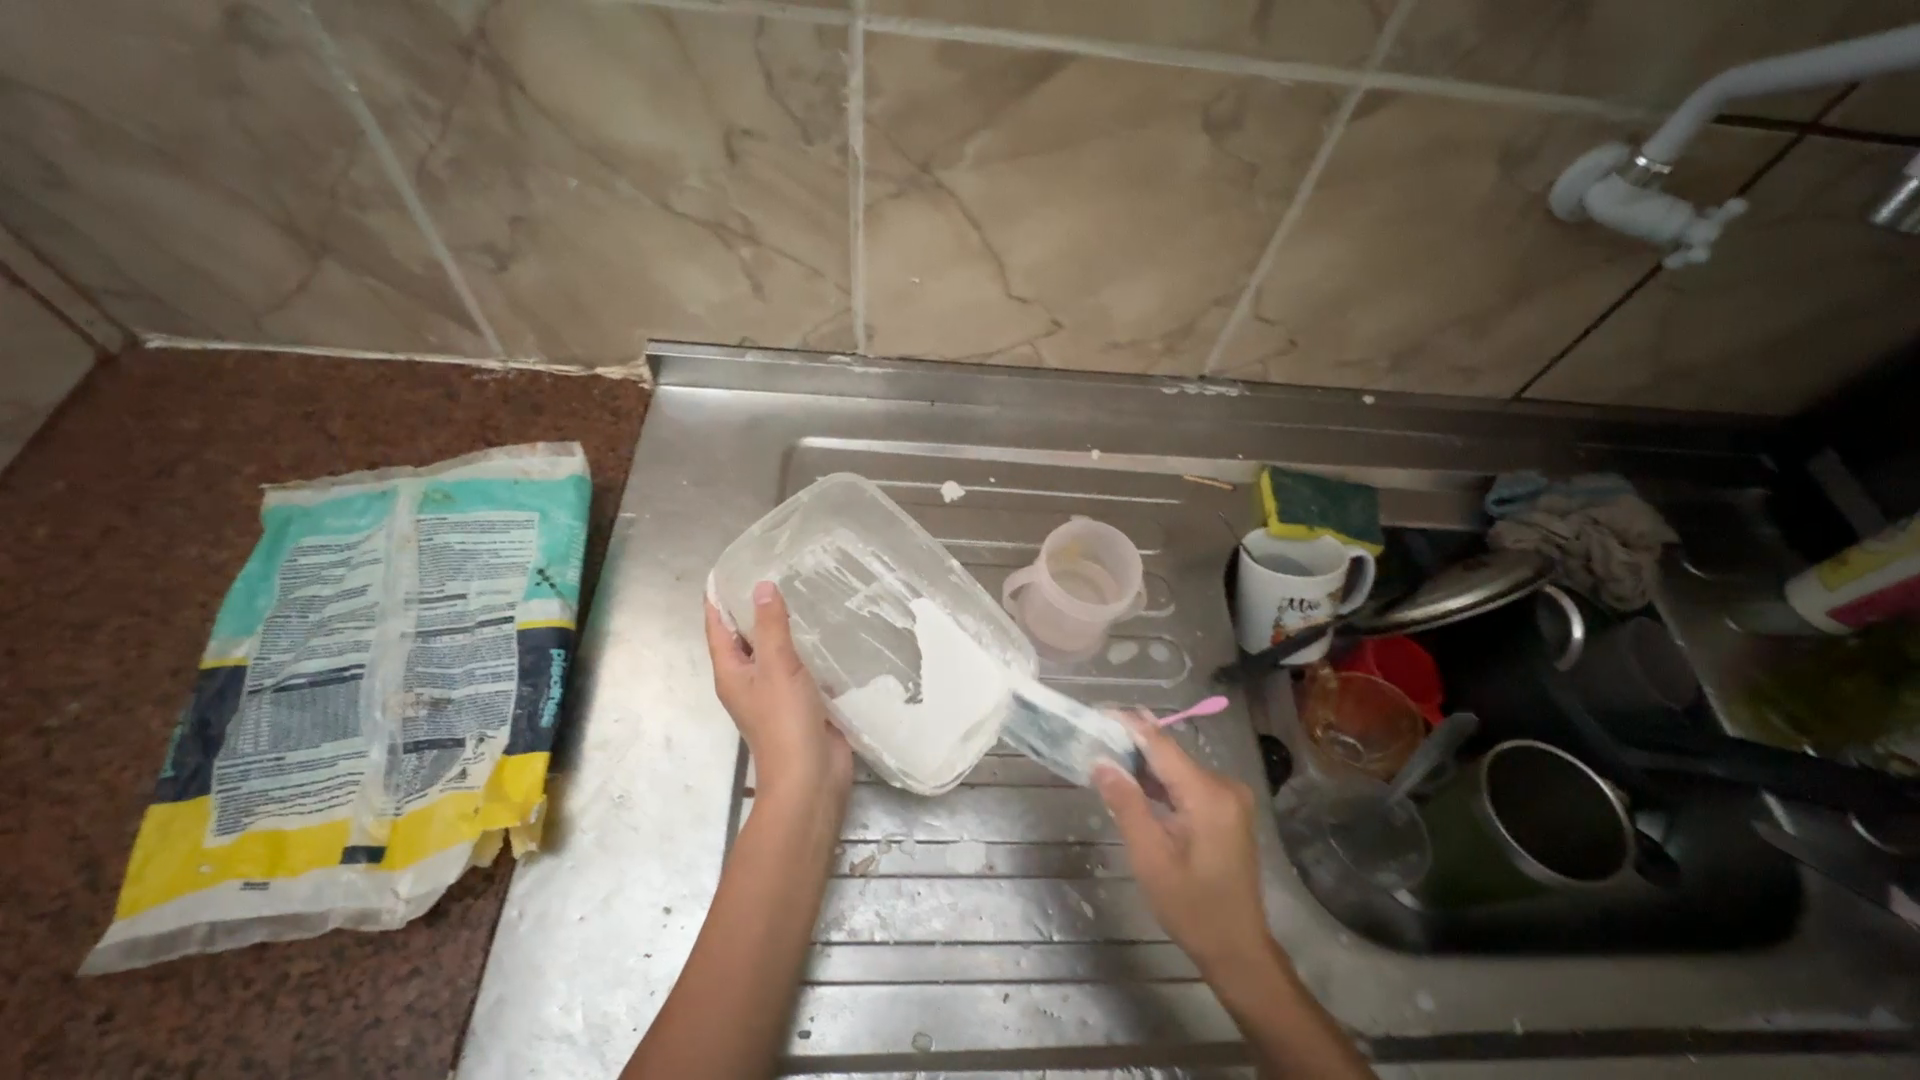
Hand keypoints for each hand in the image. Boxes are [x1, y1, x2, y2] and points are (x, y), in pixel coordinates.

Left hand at [705, 581, 852, 806]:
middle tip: (775, 572)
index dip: (719, 599)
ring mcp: (775, 693)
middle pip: (746, 638)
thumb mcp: (776, 667)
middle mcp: (748, 681)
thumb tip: (762, 586)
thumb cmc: (784, 721)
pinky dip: (809, 650)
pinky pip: (801, 668)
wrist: (810, 777)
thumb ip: (771, 626)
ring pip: (776, 652)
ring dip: (786, 629)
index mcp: (731, 673)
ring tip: (803, 595)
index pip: (718, 627)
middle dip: (756, 609)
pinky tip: (828, 633)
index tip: (728, 569)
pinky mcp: (802, 703)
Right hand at [1092, 712, 1273, 974]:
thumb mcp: (1150, 857)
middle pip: (1171, 755)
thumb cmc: (1191, 907)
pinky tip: (1135, 786)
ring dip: (1145, 766)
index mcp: (1208, 794)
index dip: (1129, 725)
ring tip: (1105, 756)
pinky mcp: (1228, 813)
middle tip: (1093, 736)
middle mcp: (1225, 787)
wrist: (1237, 947)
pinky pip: (1188, 786)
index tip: (1098, 712)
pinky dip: (1161, 785)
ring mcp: (1230, 799)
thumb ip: (1126, 804)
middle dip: (1132, 745)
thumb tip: (1101, 761)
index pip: (1162, 745)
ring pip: (1178, 770)